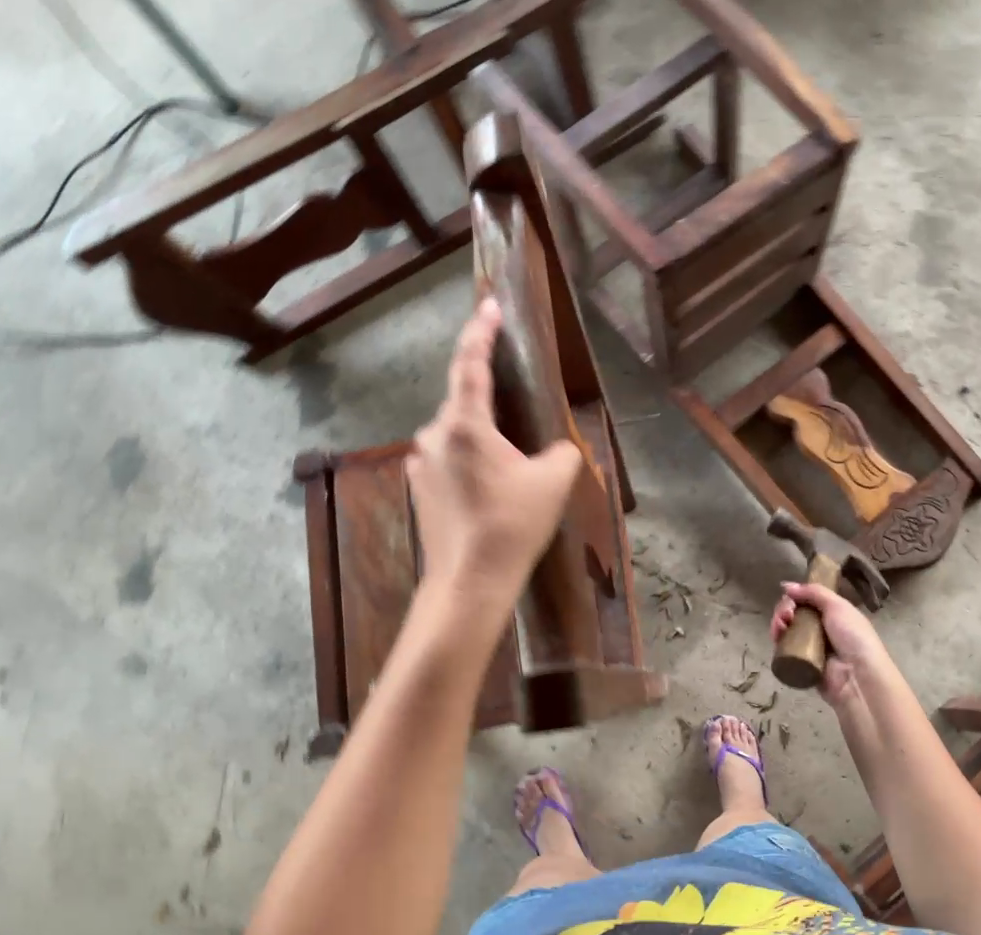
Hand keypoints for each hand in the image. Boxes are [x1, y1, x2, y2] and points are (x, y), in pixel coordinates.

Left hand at [406, 297, 581, 604]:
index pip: (471, 365)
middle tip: (519, 404)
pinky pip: (447, 459)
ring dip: (482, 436)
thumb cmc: (512, 526)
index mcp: (466, 425)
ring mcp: (420, 463)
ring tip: (511, 461)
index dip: (482, 332)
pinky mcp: (419, 489)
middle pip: (463, 401)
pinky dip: (470, 460)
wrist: (469, 582)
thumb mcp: (554, 483)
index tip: (490, 306)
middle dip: (490, 398)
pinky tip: (491, 487)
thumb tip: (559, 447)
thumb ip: (562, 451)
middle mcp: (434, 436)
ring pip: (455, 434)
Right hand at [769, 582, 887, 708]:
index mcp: (833, 615)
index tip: (789, 596)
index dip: (795, 597)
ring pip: (786, 632)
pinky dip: (778, 643)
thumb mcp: (837, 606)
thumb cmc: (853, 636)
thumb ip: (813, 592)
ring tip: (780, 625)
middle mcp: (821, 631)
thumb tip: (787, 585)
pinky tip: (777, 637)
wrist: (858, 675)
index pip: (807, 602)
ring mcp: (810, 649)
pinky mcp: (801, 666)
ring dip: (779, 624)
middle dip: (784, 610)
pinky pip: (784, 652)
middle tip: (786, 614)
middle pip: (794, 616)